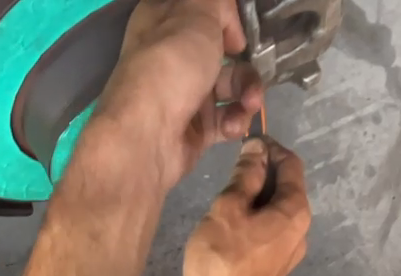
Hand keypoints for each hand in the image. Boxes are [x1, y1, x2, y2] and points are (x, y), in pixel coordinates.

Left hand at [93, 0, 265, 192]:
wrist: (147, 137)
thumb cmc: (171, 65)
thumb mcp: (197, 11)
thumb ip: (217, 4)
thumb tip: (227, 27)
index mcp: (163, 24)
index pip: (197, 14)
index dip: (222, 19)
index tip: (237, 33)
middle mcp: (171, 60)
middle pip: (219, 55)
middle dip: (244, 63)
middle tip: (253, 70)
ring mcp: (182, 98)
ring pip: (228, 90)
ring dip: (247, 93)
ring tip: (251, 103)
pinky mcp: (193, 133)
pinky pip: (224, 122)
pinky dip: (234, 123)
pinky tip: (232, 127)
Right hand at [181, 138, 310, 275]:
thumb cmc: (220, 258)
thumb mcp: (227, 207)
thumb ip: (245, 175)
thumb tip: (257, 150)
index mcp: (296, 211)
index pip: (291, 164)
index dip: (269, 148)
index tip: (245, 143)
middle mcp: (301, 232)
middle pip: (286, 189)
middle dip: (261, 175)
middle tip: (230, 173)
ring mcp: (288, 255)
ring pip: (275, 214)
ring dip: (254, 201)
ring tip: (225, 202)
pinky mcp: (273, 272)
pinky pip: (267, 235)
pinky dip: (253, 224)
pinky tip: (229, 229)